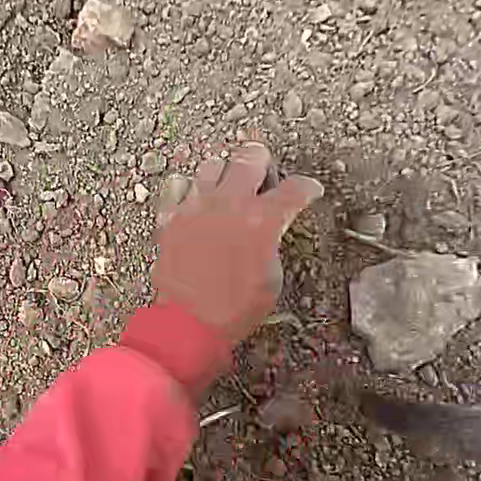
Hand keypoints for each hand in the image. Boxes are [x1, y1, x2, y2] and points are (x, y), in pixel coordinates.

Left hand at [153, 143, 322, 347]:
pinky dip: (189, 189)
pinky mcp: (170, 216)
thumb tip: (267, 230)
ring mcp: (196, 206)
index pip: (295, 189)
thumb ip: (271, 242)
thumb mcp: (272, 278)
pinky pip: (177, 185)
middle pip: (251, 156)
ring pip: (212, 164)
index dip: (308, 188)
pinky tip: (196, 202)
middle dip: (263, 161)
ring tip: (228, 188)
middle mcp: (229, 204)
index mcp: (262, 220)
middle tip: (265, 173)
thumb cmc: (235, 309)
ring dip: (225, 173)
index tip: (309, 191)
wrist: (189, 323)